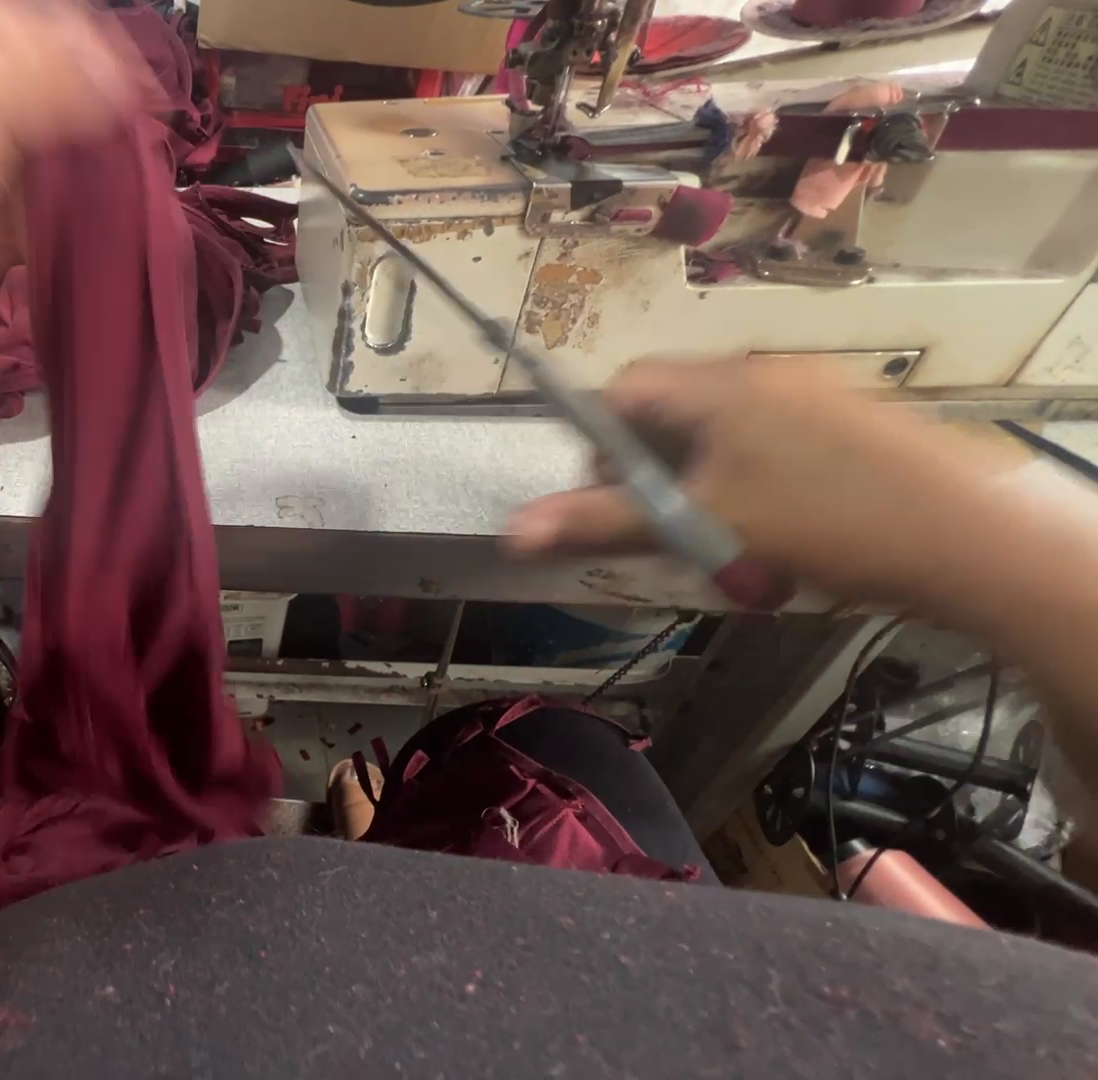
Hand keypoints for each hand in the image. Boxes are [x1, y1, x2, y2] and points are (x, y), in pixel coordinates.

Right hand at [503, 358, 1014, 604]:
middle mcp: (759, 378)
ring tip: (720, 539)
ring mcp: (806, 399)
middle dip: (648, 474)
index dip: (596, 440)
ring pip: (710, 438)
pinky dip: (739, 488)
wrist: (983, 543)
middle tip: (663, 523)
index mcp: (719, 386)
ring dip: (694, 489)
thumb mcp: (699, 523)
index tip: (608, 492)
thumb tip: (514, 530)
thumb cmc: (826, 519)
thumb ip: (600, 523)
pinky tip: (767, 533)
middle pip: (662, 415)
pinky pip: (757, 447)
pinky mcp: (840, 427)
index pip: (619, 388)